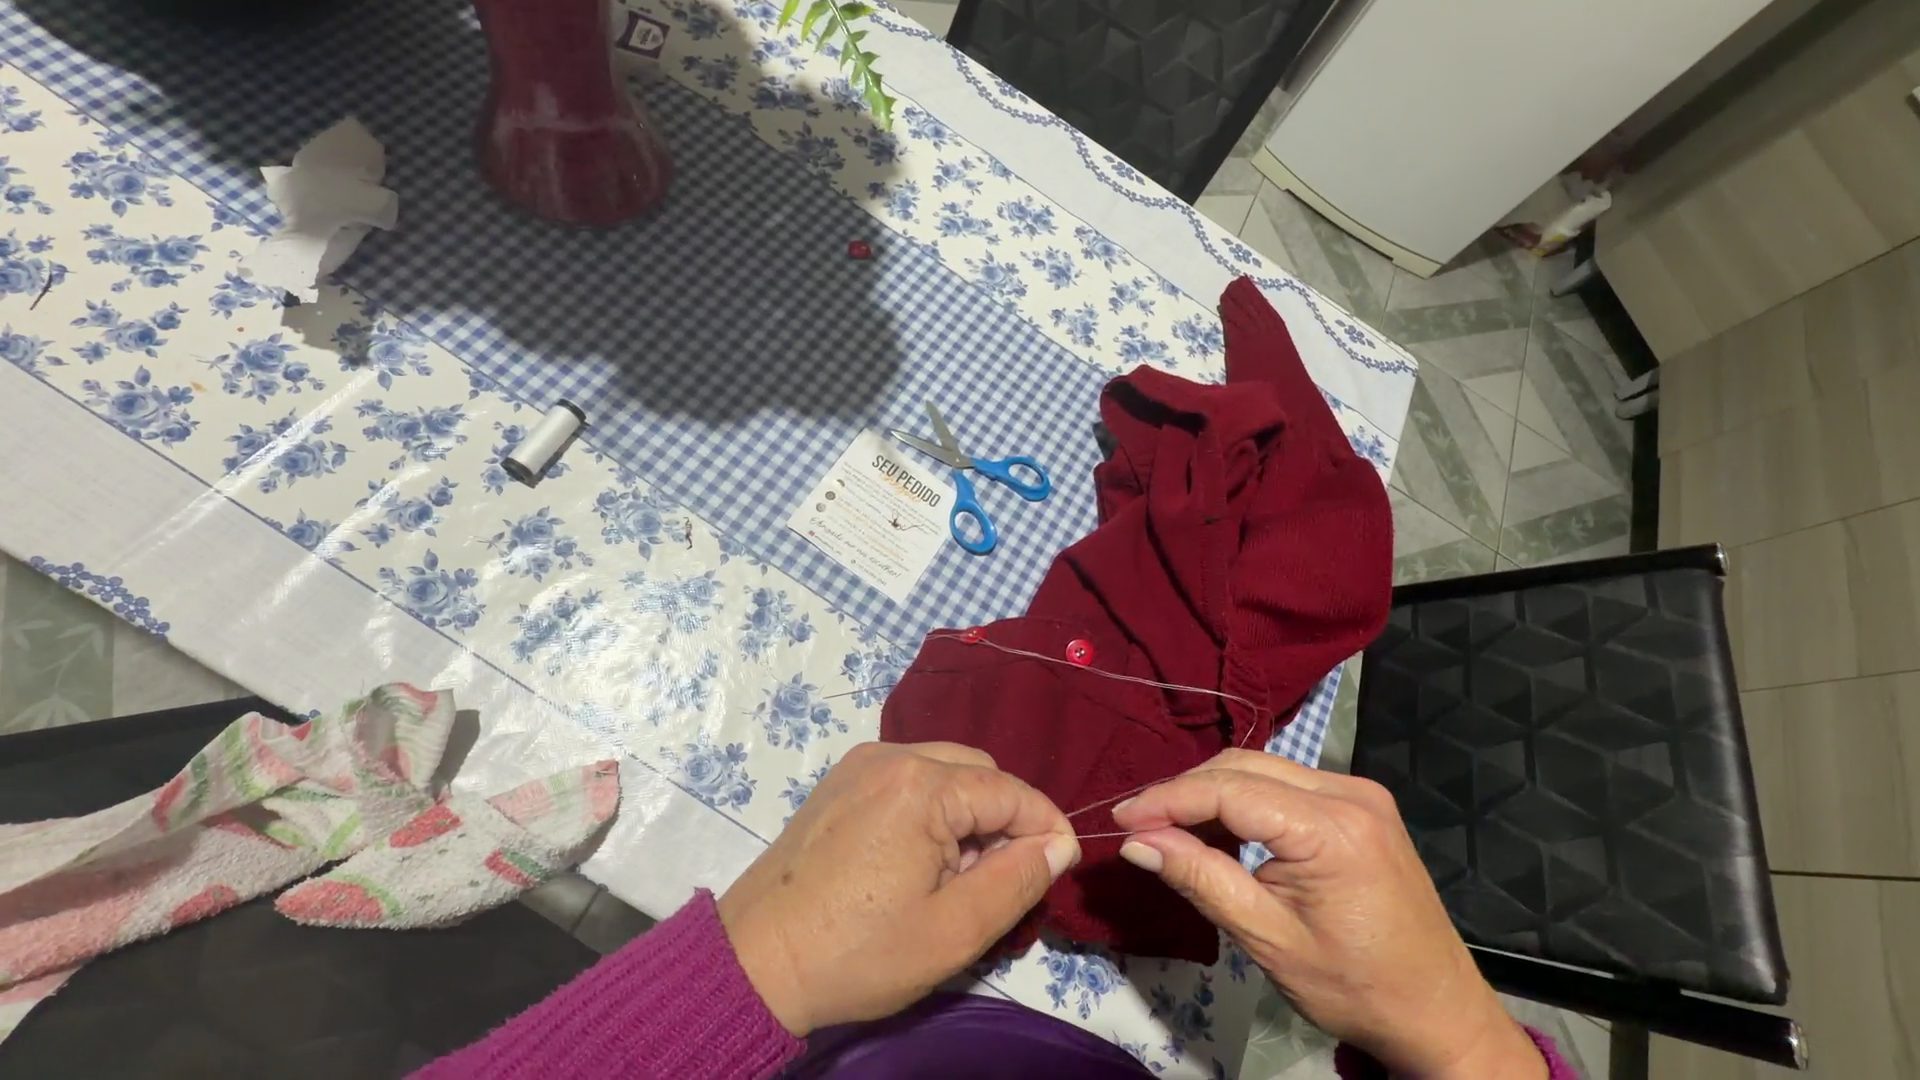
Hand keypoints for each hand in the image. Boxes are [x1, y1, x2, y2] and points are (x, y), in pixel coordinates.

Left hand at [717, 741, 1080, 1035]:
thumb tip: (1058, 844)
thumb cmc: (858, 951)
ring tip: (958, 873)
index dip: (1044, 827)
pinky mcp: (842, 779)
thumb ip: (1017, 880)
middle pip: (979, 771)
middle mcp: (893, 756)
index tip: (1058, 868)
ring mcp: (862, 762)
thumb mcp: (953, 930)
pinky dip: (932, 807)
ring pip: (945, 770)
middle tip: (999, 879)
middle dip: (1003, 819)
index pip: (1011, 790)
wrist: (756, 959)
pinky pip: (909, 777)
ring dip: (968, 813)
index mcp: (922, 785)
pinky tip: (919, 856)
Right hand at [1110, 750, 1545, 1079]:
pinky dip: (1242, 799)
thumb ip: (1200, 879)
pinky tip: (1218, 828)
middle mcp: (1349, 792)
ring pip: (1260, 768)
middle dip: (1184, 792)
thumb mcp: (1268, 939)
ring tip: (1169, 828)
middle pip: (1242, 767)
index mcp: (1333, 829)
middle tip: (1139, 826)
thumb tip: (1136, 843)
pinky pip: (1283, 783)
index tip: (1121, 820)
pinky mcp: (1359, 803)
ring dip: (1210, 792)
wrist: (1440, 1014)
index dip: (1168, 800)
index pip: (1229, 791)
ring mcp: (1358, 792)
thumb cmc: (1355, 987)